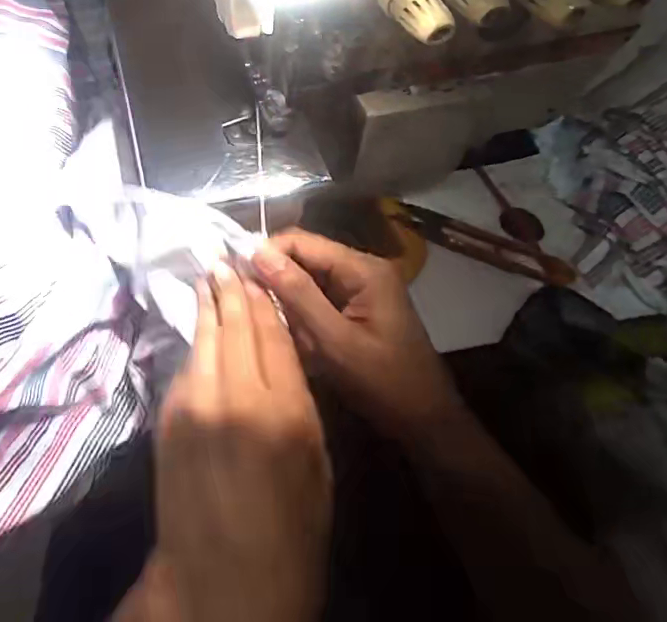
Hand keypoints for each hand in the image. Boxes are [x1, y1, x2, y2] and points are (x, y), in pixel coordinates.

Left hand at [146, 270, 330, 621]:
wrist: (221, 583)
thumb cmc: (290, 533)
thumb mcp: (317, 466)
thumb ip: (299, 400)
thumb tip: (280, 350)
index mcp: (285, 412)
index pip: (274, 334)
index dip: (266, 299)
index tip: (260, 269)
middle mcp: (237, 396)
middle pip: (236, 325)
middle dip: (234, 288)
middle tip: (228, 257)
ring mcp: (196, 402)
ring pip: (206, 335)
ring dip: (209, 302)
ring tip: (210, 273)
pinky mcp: (168, 413)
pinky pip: (189, 362)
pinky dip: (198, 337)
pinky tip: (201, 319)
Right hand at [252, 230, 461, 439]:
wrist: (428, 424)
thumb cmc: (384, 384)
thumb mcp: (334, 341)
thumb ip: (297, 294)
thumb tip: (256, 253)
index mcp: (362, 269)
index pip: (301, 241)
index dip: (266, 253)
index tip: (237, 275)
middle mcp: (363, 268)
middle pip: (304, 256)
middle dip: (276, 277)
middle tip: (250, 304)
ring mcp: (362, 287)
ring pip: (308, 277)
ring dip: (288, 298)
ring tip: (274, 323)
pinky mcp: (358, 305)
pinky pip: (319, 295)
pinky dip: (302, 311)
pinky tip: (295, 334)